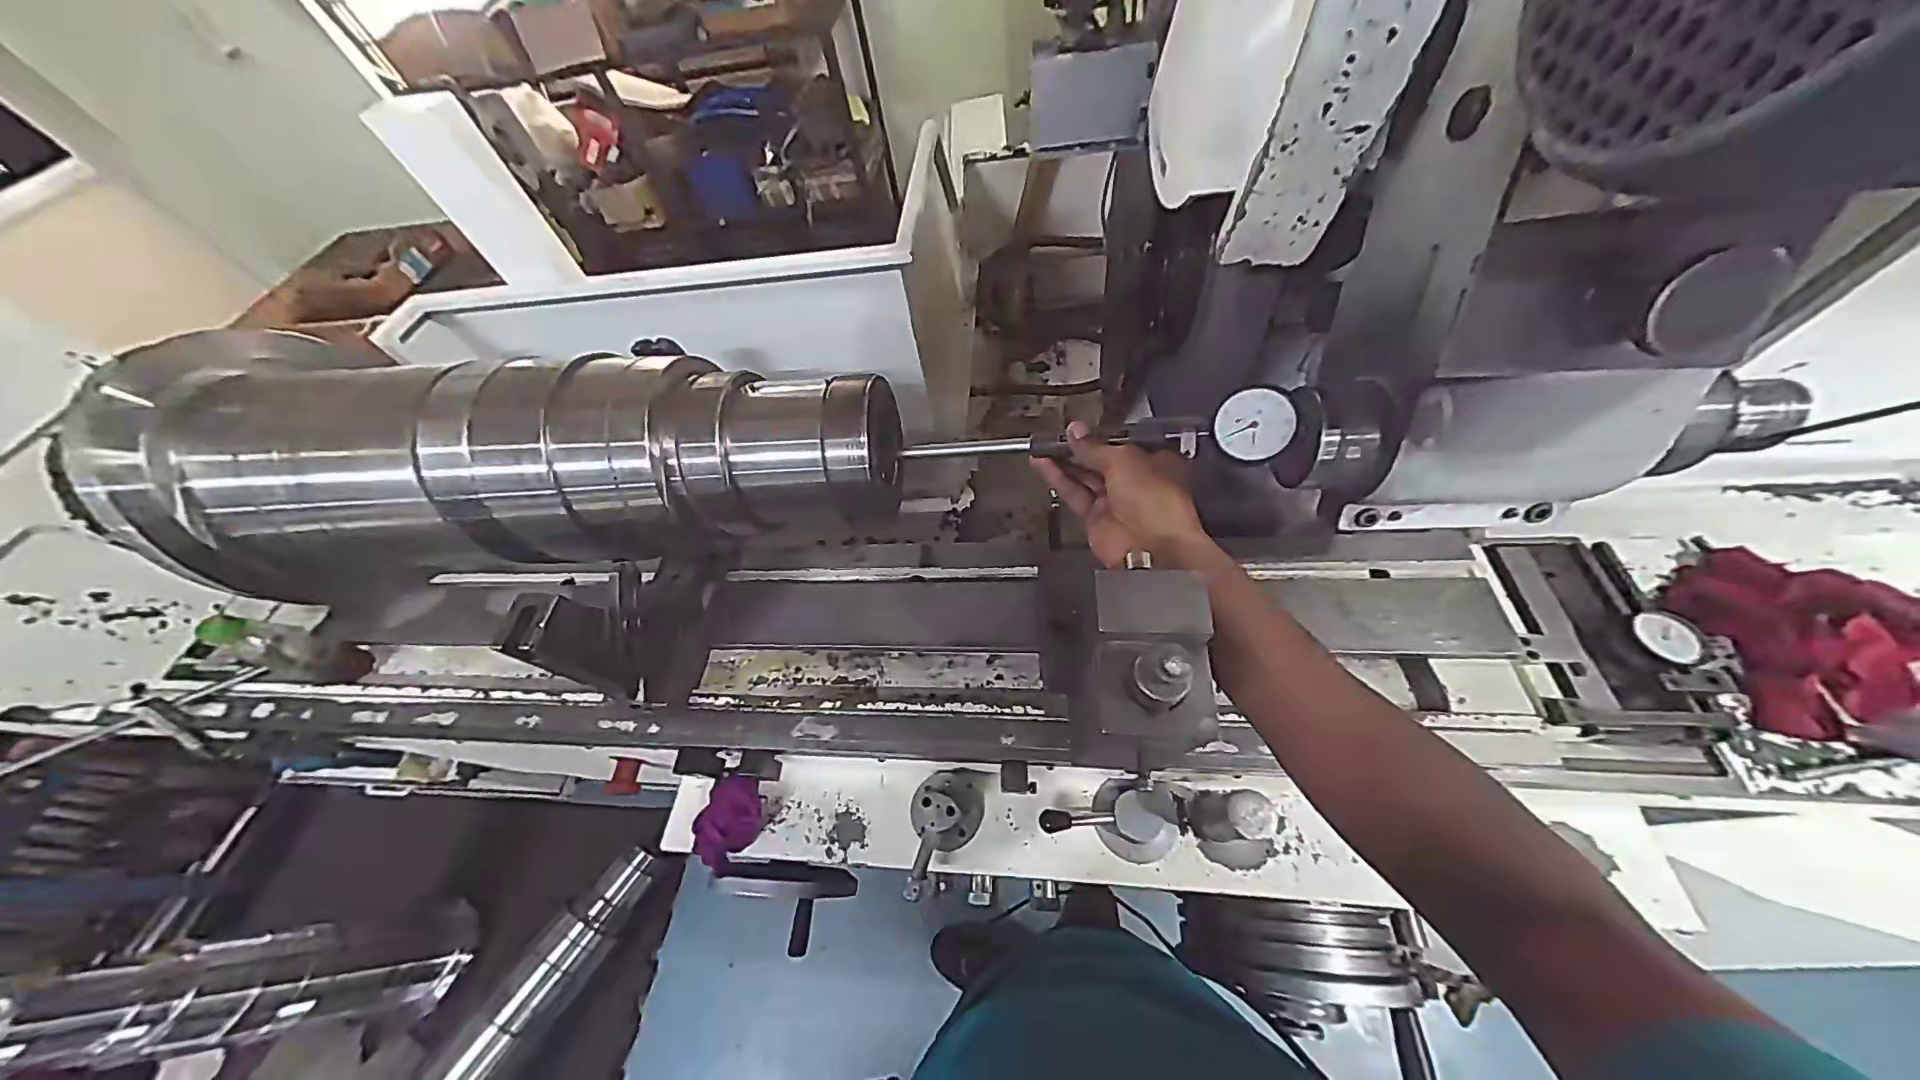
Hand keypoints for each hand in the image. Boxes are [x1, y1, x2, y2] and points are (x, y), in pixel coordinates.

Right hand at [1030, 421, 1213, 568]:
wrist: (1154, 549)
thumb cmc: (1158, 503)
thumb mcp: (1123, 461)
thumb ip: (1095, 447)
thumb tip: (1077, 432)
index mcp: (1152, 462)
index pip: (1120, 443)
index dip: (1097, 436)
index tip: (1076, 429)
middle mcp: (1134, 482)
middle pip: (1099, 460)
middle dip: (1077, 449)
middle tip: (1055, 437)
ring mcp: (1115, 501)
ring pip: (1083, 477)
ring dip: (1063, 463)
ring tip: (1042, 448)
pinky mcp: (1096, 518)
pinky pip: (1074, 494)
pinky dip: (1058, 480)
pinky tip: (1045, 466)